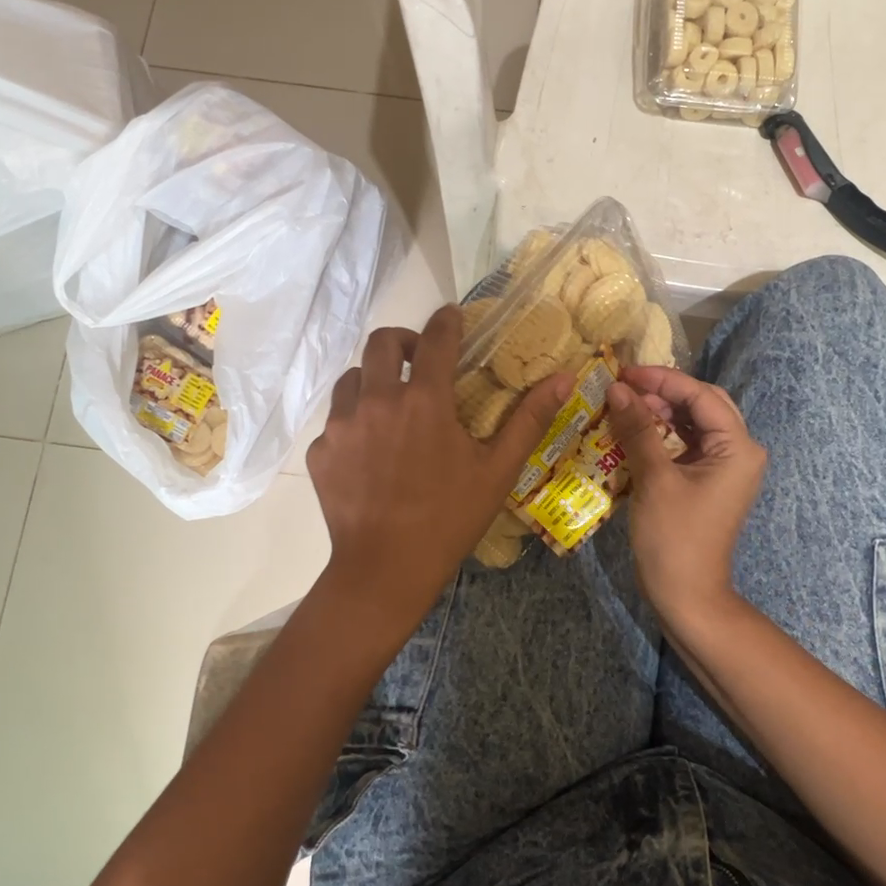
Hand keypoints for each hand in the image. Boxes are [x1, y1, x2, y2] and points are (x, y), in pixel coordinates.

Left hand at [308, 305, 571, 628]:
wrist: (385, 569)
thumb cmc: (449, 519)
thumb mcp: (498, 470)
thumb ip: (529, 419)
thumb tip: (565, 377)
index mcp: (424, 401)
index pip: (436, 339)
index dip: (447, 321)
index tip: (452, 316)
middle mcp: (377, 400)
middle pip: (382, 342)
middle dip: (404, 342)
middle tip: (420, 361)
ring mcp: (341, 425)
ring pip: (352, 378)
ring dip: (374, 380)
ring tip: (392, 407)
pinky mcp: (320, 451)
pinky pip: (336, 421)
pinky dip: (354, 424)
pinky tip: (371, 453)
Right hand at [605, 366, 766, 623]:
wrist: (687, 596)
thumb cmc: (674, 538)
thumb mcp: (654, 479)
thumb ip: (638, 429)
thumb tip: (617, 389)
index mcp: (738, 447)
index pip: (700, 395)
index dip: (661, 380)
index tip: (623, 374)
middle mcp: (740, 451)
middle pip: (701, 405)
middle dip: (662, 395)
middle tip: (623, 391)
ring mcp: (726, 468)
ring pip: (693, 425)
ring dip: (659, 415)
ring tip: (623, 410)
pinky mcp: (709, 483)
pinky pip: (686, 447)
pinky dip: (661, 437)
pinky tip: (632, 434)